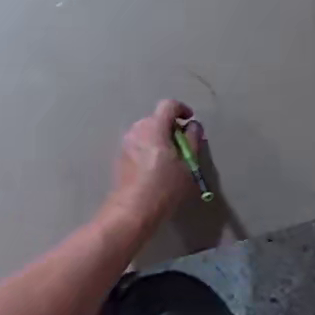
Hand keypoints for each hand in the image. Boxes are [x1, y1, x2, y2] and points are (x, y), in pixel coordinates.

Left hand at [102, 99, 201, 230]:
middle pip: (157, 118)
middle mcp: (137, 128)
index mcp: (154, 127)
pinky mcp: (121, 154)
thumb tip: (193, 126)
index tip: (190, 120)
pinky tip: (155, 168)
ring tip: (170, 159)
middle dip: (171, 127)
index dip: (182, 109)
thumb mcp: (187, 165)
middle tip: (183, 146)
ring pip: (147, 131)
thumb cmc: (164, 186)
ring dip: (159, 138)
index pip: (168, 105)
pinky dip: (149, 147)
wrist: (133, 209)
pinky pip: (139, 142)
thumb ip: (193, 140)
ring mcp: (126, 141)